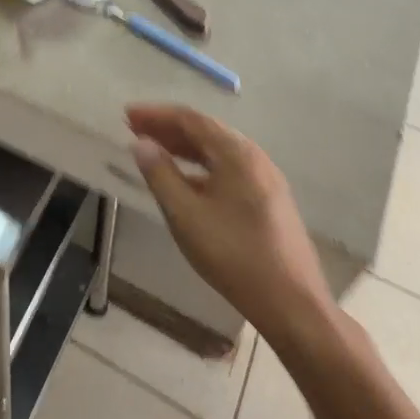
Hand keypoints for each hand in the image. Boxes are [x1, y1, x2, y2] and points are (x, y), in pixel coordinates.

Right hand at [126, 103, 332, 338]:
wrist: (292, 303)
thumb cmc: (233, 255)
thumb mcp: (185, 215)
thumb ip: (160, 175)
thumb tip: (141, 144)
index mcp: (237, 154)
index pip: (191, 119)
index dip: (156, 114)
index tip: (126, 115)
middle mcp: (255, 158)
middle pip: (206, 131)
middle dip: (168, 128)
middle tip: (134, 129)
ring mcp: (266, 179)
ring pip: (218, 151)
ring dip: (184, 146)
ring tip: (154, 150)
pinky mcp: (269, 200)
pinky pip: (228, 168)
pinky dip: (201, 165)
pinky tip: (185, 180)